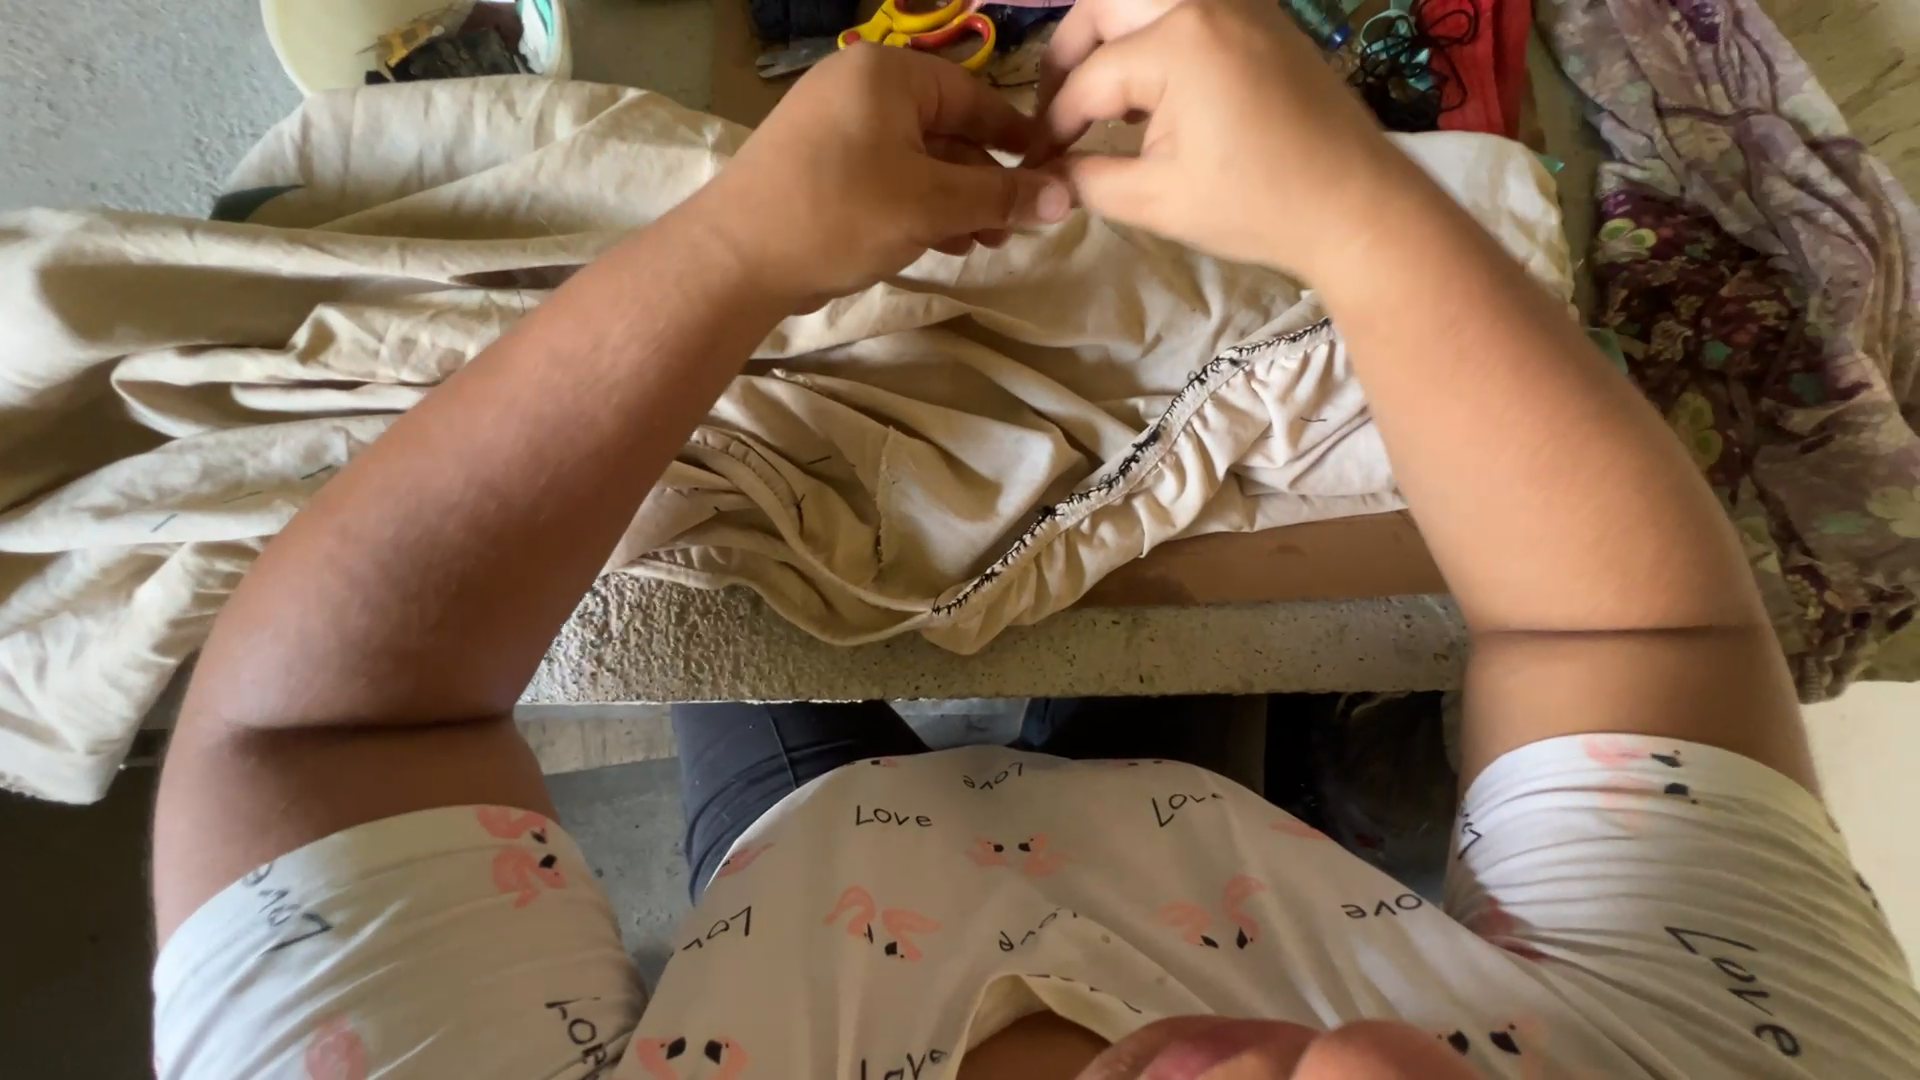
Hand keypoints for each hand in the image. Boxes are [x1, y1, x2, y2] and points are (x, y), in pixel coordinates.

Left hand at [685, 45, 1072, 302]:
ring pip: (918, 165)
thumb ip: (998, 198)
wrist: (739, 259)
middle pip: (945, 134)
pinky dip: (919, 211)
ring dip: (955, 205)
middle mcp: (861, 92)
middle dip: (983, 185)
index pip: (972, 99)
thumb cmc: (841, 214)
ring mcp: (837, 133)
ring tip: (983, 246)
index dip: (1014, 139)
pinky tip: (943, 244)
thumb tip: (1065, 197)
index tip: (1048, 173)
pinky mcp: (823, 173)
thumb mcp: (930, 205)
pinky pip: (888, 184)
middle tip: (1011, 230)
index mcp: (888, 76)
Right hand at [1034, 0, 1422, 277]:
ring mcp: (1237, 1)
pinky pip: (1183, 12)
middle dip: (1065, 60)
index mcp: (1177, 41)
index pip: (1087, 79)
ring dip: (1105, 42)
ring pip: (1143, 1)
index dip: (1049, 128)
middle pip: (1104, 7)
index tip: (1031, 166)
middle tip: (1051, 115)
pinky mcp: (1258, 17)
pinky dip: (1147, 42)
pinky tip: (1142, 93)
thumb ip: (1085, 180)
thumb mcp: (1154, 200)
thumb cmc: (1252, 206)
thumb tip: (1041, 176)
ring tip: (1090, 101)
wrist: (1352, 202)